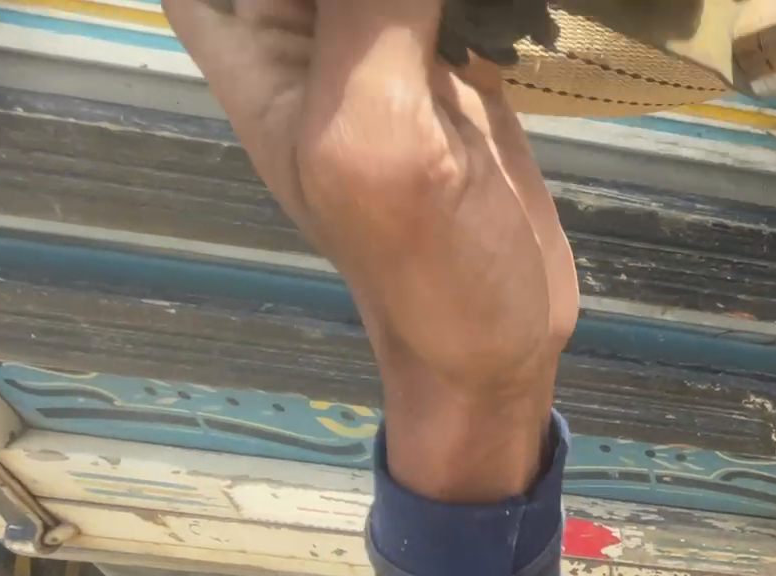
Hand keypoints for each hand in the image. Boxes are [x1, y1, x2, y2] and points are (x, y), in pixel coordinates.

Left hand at [165, 0, 578, 500]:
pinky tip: (517, 18)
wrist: (503, 342)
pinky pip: (474, 2)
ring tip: (483, 27)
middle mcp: (319, 34)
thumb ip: (372, 16)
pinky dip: (498, 5)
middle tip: (440, 31)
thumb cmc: (429, 271)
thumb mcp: (378, 137)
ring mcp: (399, 52)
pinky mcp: (466, 76)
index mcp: (257, 41)